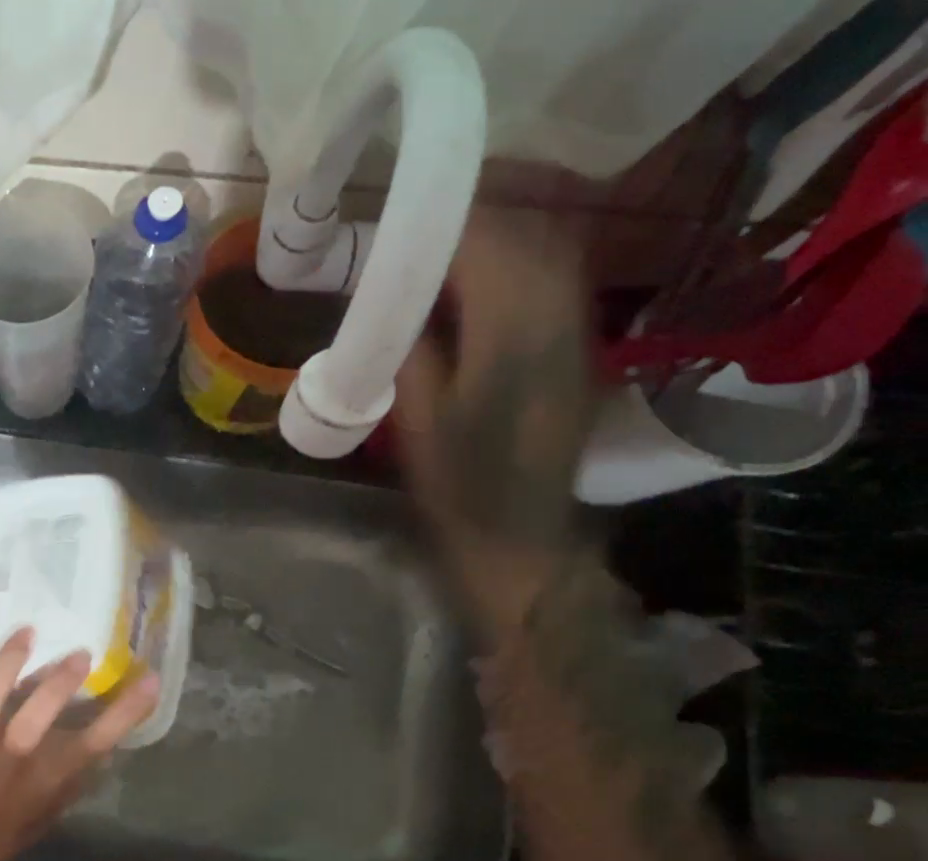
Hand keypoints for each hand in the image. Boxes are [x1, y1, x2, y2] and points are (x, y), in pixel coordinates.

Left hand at [0, 629, 159, 860]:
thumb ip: (80, 765)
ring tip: (29, 631)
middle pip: (42, 710)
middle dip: (62, 679)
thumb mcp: (60, 802)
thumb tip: (105, 727)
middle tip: (82, 654)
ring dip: (12, 658)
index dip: (127, 710)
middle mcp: (17, 752)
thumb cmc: (16, 824)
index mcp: (52, 775)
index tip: (150, 681)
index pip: (97, 740)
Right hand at [394, 214, 598, 640]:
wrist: (520, 536)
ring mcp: (576, 329)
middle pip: (526, 232)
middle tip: (417, 219)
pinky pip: (555, 277)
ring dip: (500, 232)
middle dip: (474, 213)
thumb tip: (393, 294)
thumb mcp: (416, 417)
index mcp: (512, 331)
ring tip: (446, 237)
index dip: (443, 219)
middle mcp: (557, 316)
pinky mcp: (578, 346)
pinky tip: (481, 275)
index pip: (486, 242)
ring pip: (549, 248)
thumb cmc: (457, 483)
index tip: (397, 214)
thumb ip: (408, 345)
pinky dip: (518, 260)